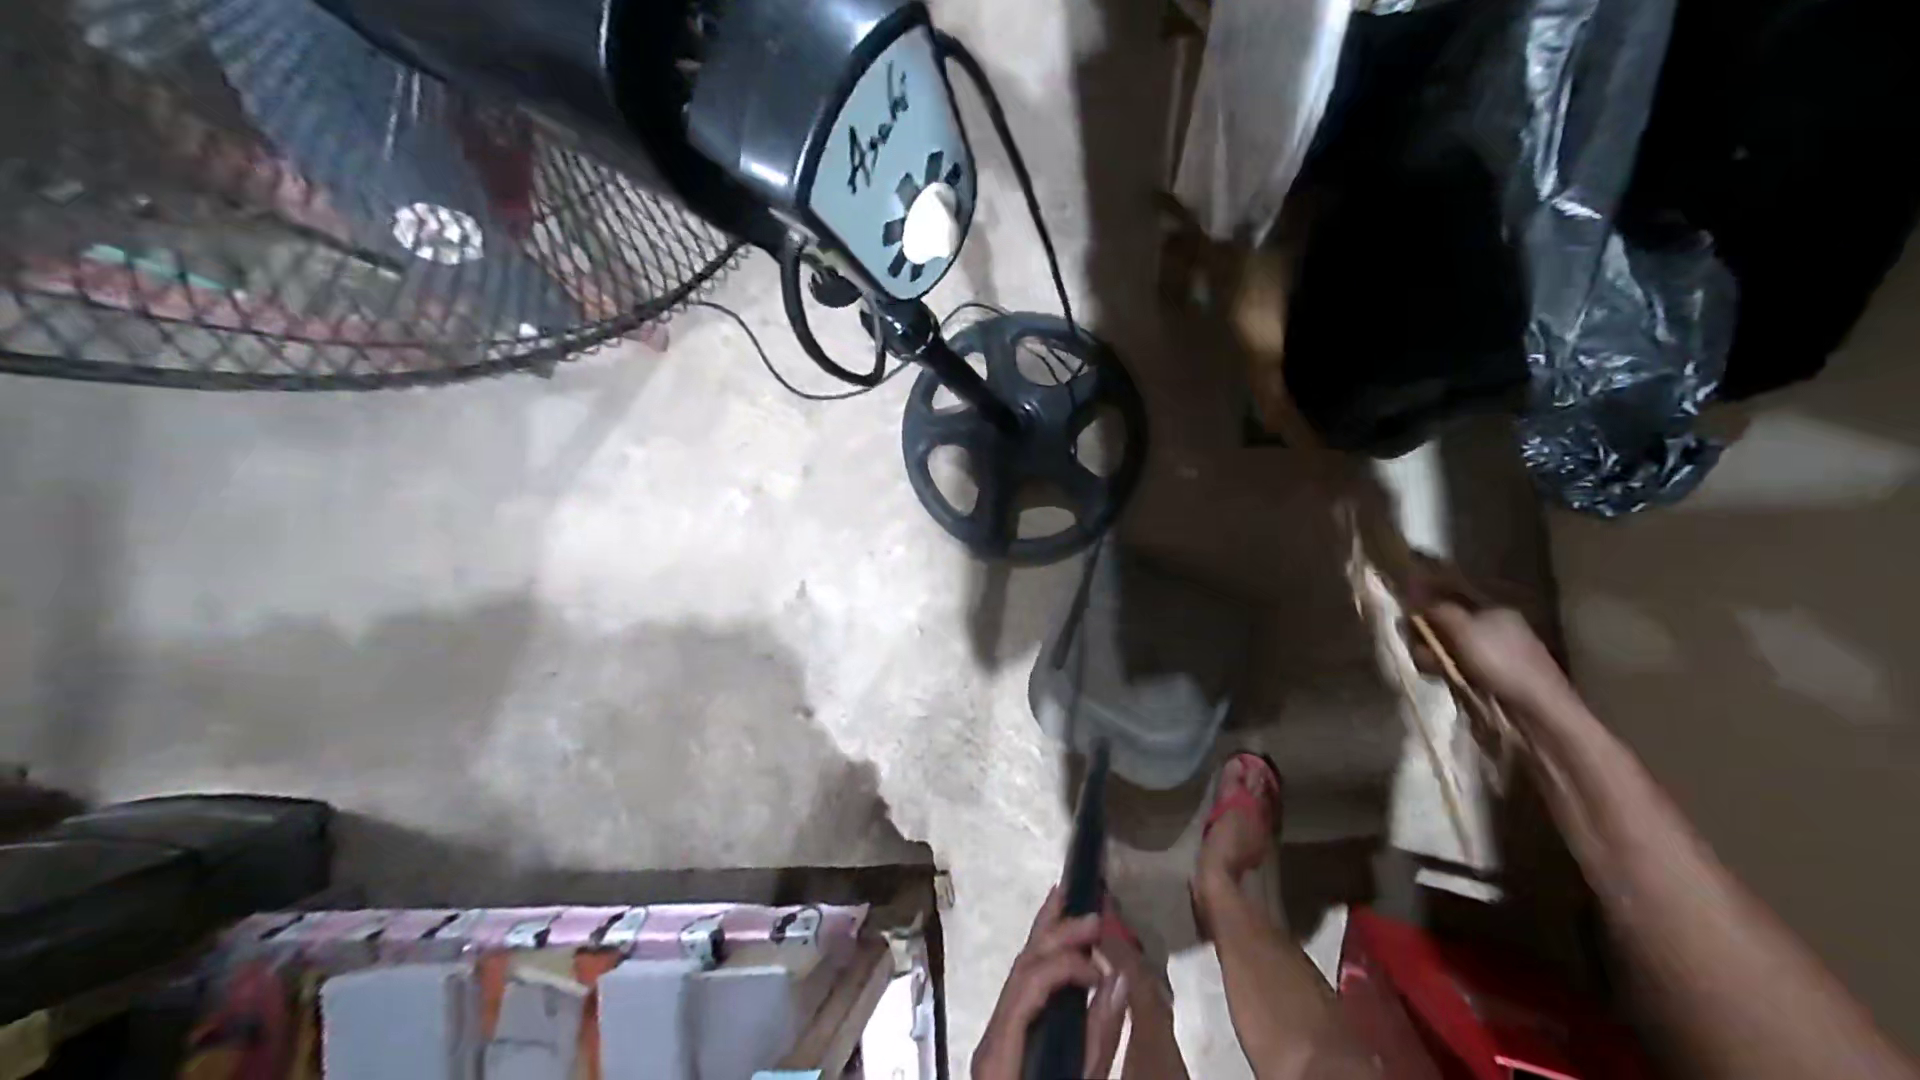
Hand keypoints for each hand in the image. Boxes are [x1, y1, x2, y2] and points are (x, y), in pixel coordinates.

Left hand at [971, 887, 1128, 1079]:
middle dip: (1057, 934)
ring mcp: (998, 1032)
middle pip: (1022, 967)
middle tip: (1094, 912)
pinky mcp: (1009, 1038)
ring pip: (1020, 971)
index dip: (1064, 965)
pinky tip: (1056, 938)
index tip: (1101, 969)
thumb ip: (1098, 1039)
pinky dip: (1044, 959)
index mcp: (1001, 1049)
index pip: (1028, 984)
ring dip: (1047, 934)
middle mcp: (994, 1031)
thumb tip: (1116, 982)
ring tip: (1068, 899)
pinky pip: (1025, 988)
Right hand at [1418, 602, 1571, 715]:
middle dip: (1430, 642)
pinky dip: (1451, 674)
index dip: (1426, 616)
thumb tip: (1416, 602)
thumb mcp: (1463, 628)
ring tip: (1435, 672)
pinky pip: (1461, 670)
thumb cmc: (1499, 662)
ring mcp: (1499, 655)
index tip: (1410, 630)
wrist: (1538, 708)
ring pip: (1452, 651)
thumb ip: (1438, 611)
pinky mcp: (1497, 678)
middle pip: (1448, 629)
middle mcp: (1498, 629)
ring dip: (1436, 660)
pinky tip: (1448, 682)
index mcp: (1495, 611)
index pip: (1449, 605)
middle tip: (1424, 656)